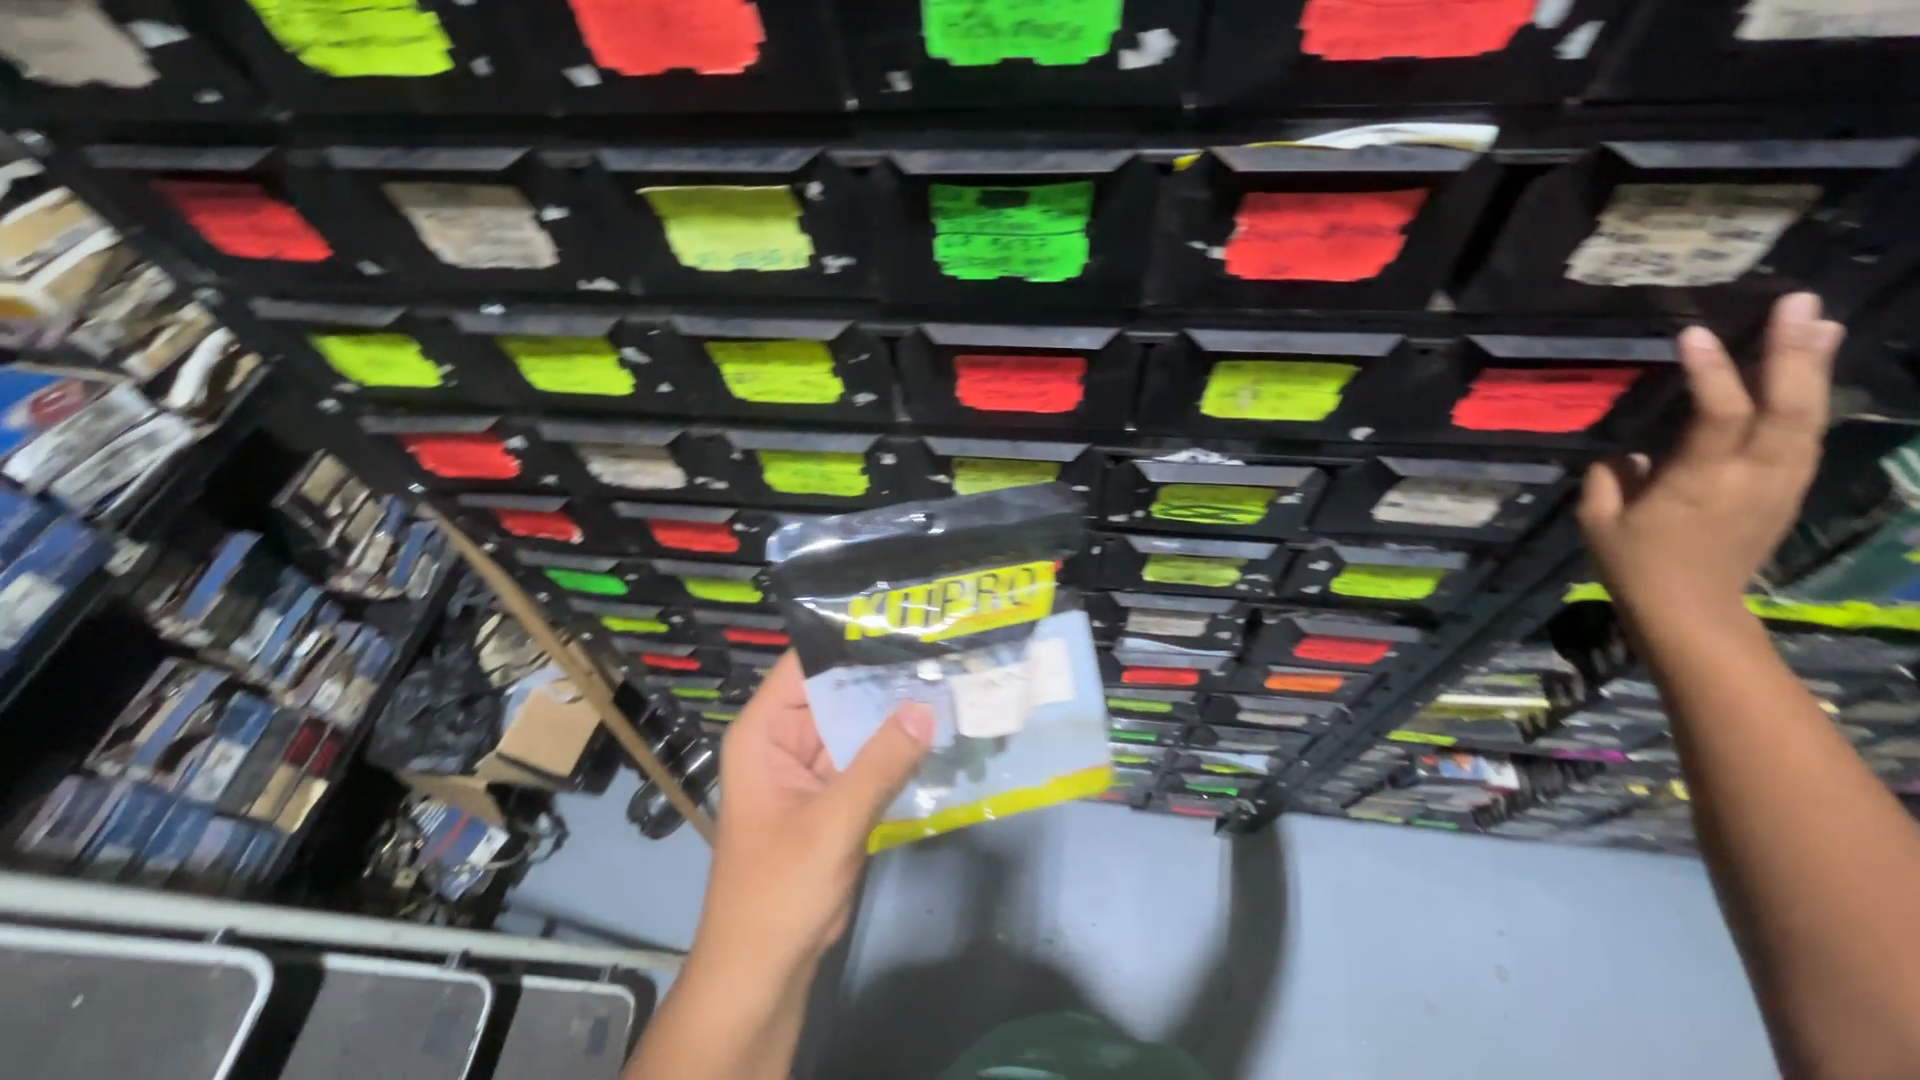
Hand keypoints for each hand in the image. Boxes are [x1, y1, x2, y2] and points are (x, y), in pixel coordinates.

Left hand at [698, 651, 932, 963]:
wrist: (765, 968)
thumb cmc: (778, 891)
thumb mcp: (831, 822)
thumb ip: (880, 764)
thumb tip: (927, 706)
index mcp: (764, 732)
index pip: (806, 665)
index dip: (851, 640)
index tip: (906, 622)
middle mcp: (786, 740)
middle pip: (839, 691)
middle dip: (887, 676)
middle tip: (946, 650)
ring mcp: (813, 770)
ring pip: (859, 725)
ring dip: (897, 712)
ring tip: (953, 679)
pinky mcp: (835, 797)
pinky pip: (870, 759)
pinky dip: (899, 749)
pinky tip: (940, 731)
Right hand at [1578, 292, 1844, 620]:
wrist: (1691, 611)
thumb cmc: (1635, 565)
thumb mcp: (1598, 522)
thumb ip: (1610, 478)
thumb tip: (1632, 453)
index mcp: (1700, 483)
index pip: (1718, 416)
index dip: (1711, 373)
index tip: (1694, 334)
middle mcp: (1752, 477)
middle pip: (1786, 407)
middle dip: (1793, 353)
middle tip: (1797, 304)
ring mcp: (1780, 483)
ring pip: (1808, 416)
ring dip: (1815, 367)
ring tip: (1821, 322)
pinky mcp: (1790, 490)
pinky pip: (1808, 435)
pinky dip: (1813, 398)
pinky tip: (1814, 371)